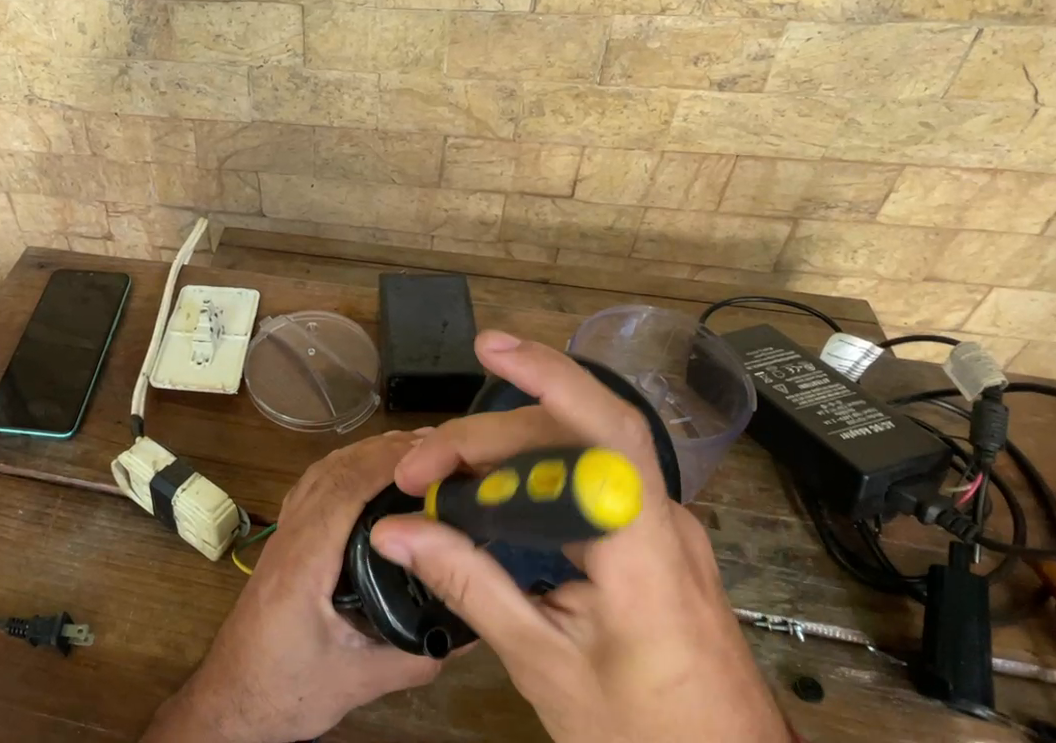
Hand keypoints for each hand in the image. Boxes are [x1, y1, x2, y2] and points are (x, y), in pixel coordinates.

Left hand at [142, 431, 443, 742]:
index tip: (433, 453)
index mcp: (305, 560)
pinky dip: (345, 469)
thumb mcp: (356, 682)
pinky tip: (370, 475)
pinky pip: (314, 487)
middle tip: (436, 445)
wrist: (230, 700)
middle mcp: (291, 534)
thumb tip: (472, 632)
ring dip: (363, 454)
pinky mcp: (285, 542)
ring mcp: (283, 534)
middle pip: (334, 471)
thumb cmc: (285, 690)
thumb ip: (413, 657)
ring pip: (321, 473)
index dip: (387, 463)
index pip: (345, 489)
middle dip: (383, 450)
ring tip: (412, 450)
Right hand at [370, 331, 788, 742]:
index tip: (490, 350)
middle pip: (568, 437)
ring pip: (572, 456)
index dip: (552, 377)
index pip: (607, 431)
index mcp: (645, 546)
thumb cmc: (644, 731)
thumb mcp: (543, 662)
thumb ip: (469, 584)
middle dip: (482, 441)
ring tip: (437, 480)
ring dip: (499, 457)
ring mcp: (658, 525)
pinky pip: (582, 485)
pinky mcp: (647, 538)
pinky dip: (524, 480)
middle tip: (415, 473)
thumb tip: (396, 530)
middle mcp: (659, 517)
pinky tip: (483, 496)